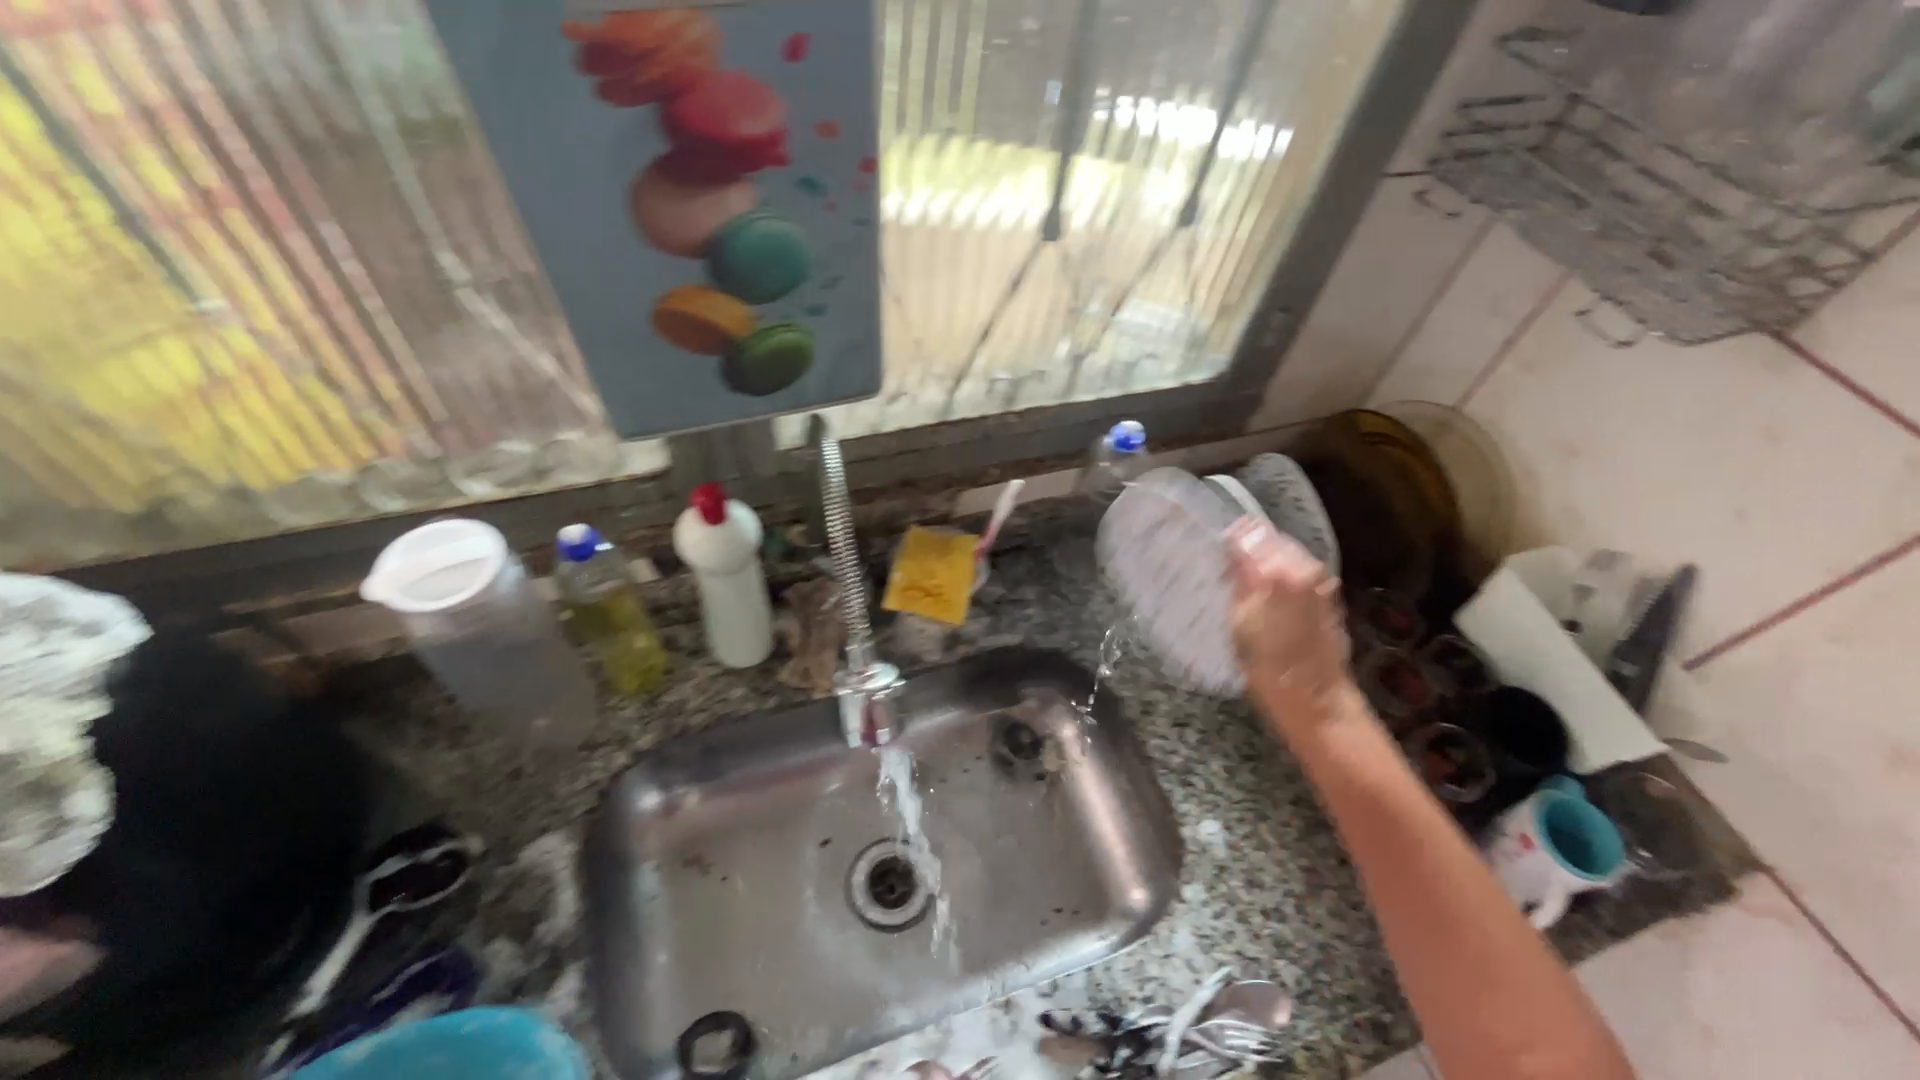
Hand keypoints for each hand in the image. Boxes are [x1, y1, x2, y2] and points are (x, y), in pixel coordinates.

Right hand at [1225, 518, 1353, 734]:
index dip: (1231, 540)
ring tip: (1252, 582)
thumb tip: (1234, 549)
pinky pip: (1302, 572)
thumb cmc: (1266, 665)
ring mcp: (1320, 580)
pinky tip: (1274, 597)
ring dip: (1270, 562)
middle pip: (1271, 541)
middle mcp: (1302, 568)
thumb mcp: (1238, 622)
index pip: (1247, 537)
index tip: (1220, 547)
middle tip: (1232, 566)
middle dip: (1253, 548)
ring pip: (1288, 554)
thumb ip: (1238, 579)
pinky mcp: (1330, 594)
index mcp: (1274, 572)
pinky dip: (1287, 577)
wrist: (1315, 696)